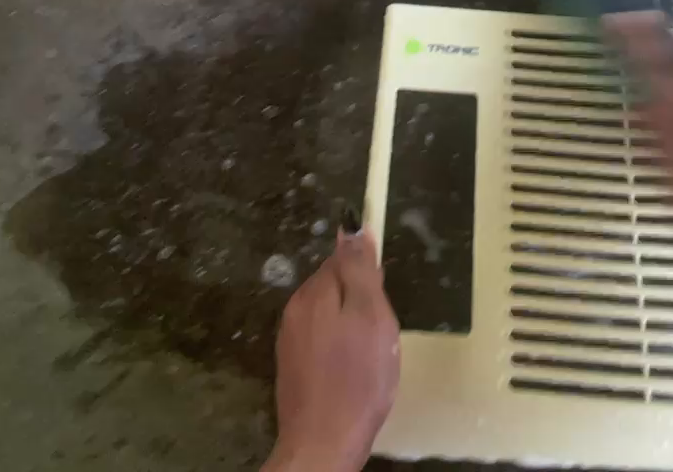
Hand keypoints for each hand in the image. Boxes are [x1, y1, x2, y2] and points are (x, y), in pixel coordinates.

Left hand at [266, 230, 399, 471]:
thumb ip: (361, 269)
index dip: (367, 271)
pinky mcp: (292, 365)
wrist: (323, 445)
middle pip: (334, 284)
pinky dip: (339, 344)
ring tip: (369, 350)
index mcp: (314, 292)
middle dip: (359, 297)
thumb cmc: (358, 378)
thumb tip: (352, 227)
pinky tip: (351, 367)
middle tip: (380, 329)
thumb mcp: (371, 315)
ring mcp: (290, 338)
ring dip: (350, 321)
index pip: (342, 257)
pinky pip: (321, 338)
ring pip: (328, 312)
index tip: (382, 296)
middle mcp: (296, 308)